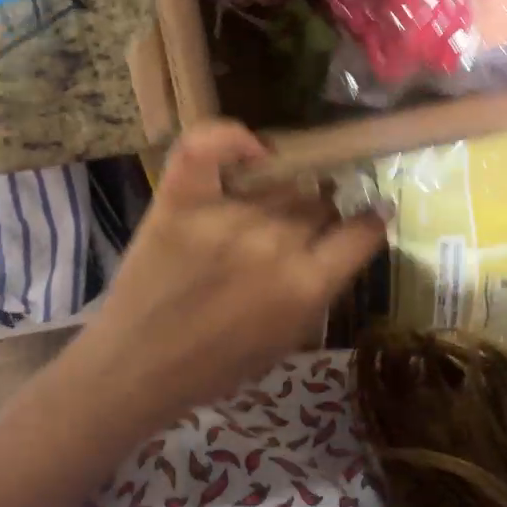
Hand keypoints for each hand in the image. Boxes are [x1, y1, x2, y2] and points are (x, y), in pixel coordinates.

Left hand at [72, 122, 385, 420]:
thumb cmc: (216, 366)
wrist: (135, 369)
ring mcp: (225, 217)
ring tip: (268, 207)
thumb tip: (343, 242)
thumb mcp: (289, 340)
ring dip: (281, 192)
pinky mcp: (180, 201)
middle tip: (301, 227)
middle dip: (319, 214)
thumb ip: (320, 289)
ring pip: (278, 181)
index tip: (369, 215)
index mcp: (306, 285)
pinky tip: (250, 148)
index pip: (362, 231)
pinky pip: (206, 146)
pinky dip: (229, 137)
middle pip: (318, 203)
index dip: (371, 221)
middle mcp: (273, 243)